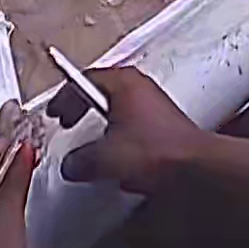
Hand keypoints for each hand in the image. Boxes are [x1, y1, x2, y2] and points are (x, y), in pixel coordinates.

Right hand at [48, 66, 212, 195]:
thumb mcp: (106, 157)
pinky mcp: (162, 120)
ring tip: (92, 143)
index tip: (55, 110)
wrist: (193, 168)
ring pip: (116, 106)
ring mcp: (152, 101)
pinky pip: (132, 120)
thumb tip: (71, 164)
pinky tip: (118, 158)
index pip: (85, 79)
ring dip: (100, 122)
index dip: (65, 96)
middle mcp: (138, 85)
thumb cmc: (155, 151)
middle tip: (67, 120)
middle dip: (81, 107)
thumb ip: (81, 160)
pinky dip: (118, 133)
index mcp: (123, 82)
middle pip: (100, 91)